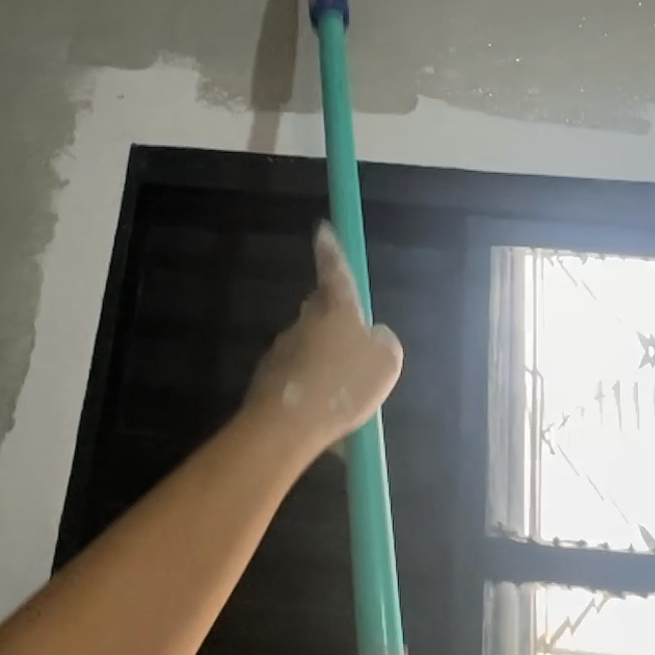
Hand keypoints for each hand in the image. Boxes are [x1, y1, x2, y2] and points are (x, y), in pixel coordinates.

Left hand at [241, 223, 403, 457]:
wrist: (287, 425)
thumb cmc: (343, 386)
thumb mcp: (385, 364)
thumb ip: (383, 343)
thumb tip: (374, 337)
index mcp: (336, 309)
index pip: (335, 270)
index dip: (332, 250)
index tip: (322, 229)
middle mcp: (306, 320)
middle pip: (321, 309)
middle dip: (334, 320)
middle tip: (353, 344)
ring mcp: (283, 346)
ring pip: (309, 345)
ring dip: (323, 361)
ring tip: (342, 396)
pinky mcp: (268, 375)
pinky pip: (297, 374)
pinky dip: (310, 387)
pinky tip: (323, 414)